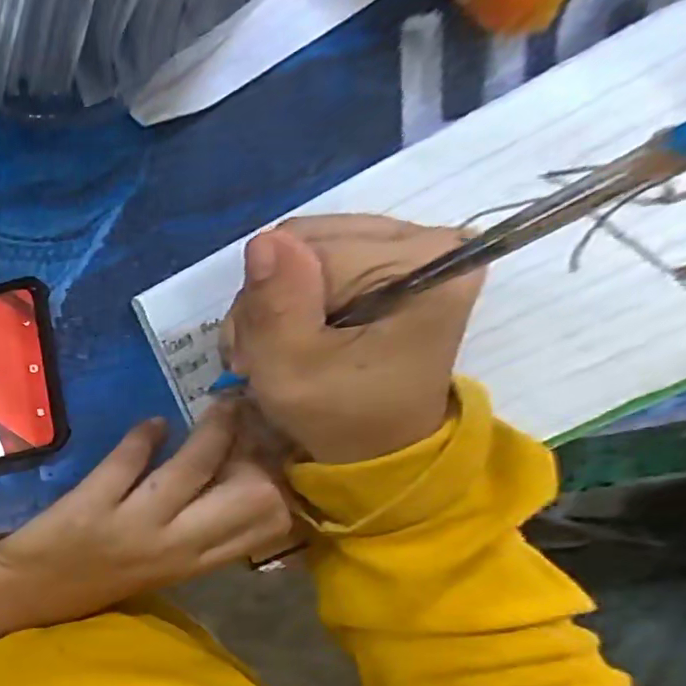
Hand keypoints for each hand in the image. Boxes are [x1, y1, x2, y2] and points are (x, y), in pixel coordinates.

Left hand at [0, 401, 293, 640]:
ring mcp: (130, 526)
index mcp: (191, 564)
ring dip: (213, 429)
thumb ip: (194, 540)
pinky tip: (150, 425)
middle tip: (249, 423)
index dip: (280, 483)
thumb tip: (233, 488)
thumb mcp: (157, 571)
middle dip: (258, 452)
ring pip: (192, 467)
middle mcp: (171, 547)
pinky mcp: (88, 506)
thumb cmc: (88, 583)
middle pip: (251, 494)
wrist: (21, 596)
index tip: (271, 454)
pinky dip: (143, 435)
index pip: (269, 523)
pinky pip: (127, 461)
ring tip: (219, 406)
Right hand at [223, 215, 484, 464]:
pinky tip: (290, 331)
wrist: (377, 444)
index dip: (267, 300)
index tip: (258, 353)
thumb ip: (275, 306)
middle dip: (266, 298)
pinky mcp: (391, 263)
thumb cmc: (338, 413)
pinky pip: (314, 258)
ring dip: (270, 302)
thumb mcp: (291, 368)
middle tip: (263, 351)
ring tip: (275, 347)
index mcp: (420, 263)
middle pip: (303, 242)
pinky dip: (286, 298)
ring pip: (300, 249)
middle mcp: (427, 241)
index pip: (305, 252)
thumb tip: (262, 241)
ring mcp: (410, 249)